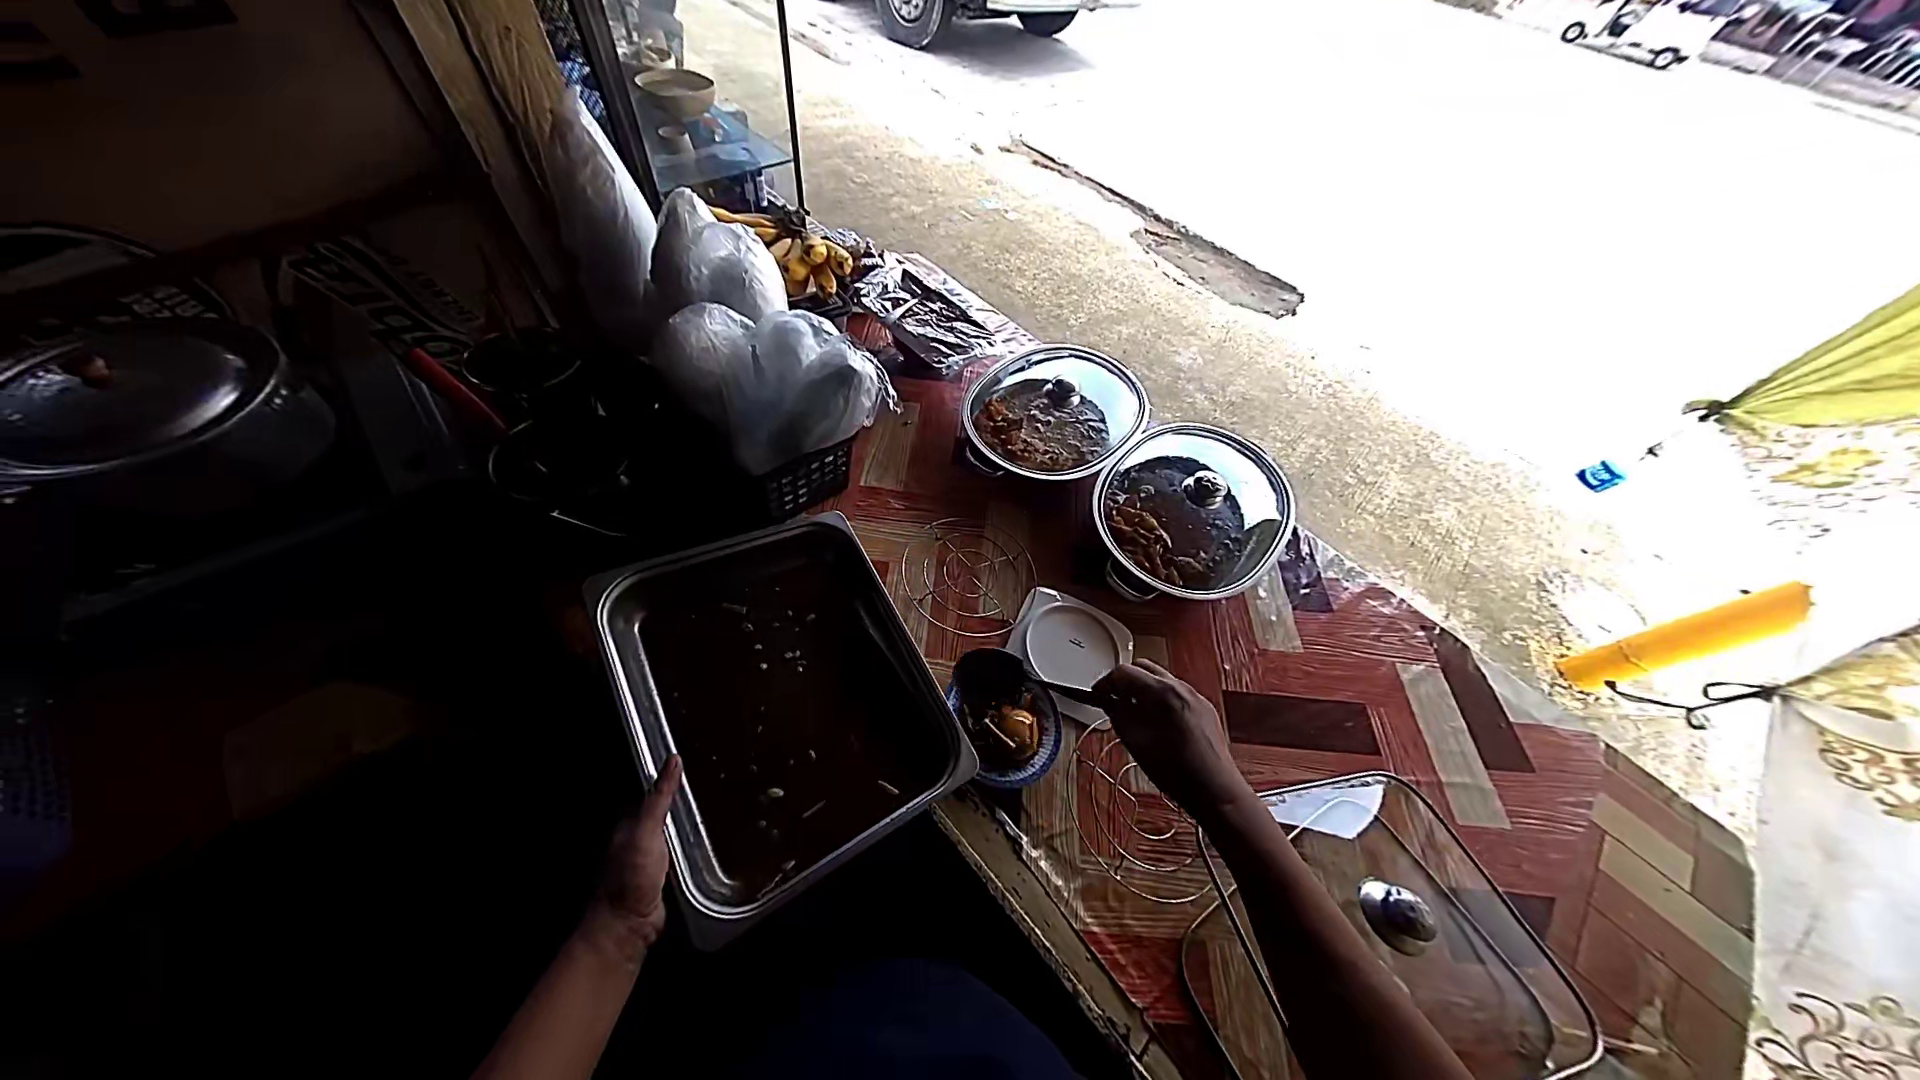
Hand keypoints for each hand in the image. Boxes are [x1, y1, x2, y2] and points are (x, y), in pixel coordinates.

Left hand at [589, 755, 682, 954]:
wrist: (628, 925)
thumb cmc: (630, 879)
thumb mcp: (647, 829)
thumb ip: (660, 797)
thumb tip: (672, 761)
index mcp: (629, 824)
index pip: (650, 792)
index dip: (666, 777)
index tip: (683, 761)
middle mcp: (637, 838)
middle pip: (659, 811)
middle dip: (676, 798)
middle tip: (700, 781)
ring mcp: (648, 857)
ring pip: (669, 831)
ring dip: (683, 822)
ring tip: (704, 805)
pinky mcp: (661, 874)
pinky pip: (677, 851)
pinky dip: (688, 844)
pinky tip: (699, 841)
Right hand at [1092, 661, 1247, 817]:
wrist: (1215, 791)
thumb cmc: (1176, 772)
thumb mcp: (1135, 741)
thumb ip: (1117, 713)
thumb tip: (1107, 700)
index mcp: (1162, 692)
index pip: (1124, 672)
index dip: (1105, 682)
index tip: (1097, 694)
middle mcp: (1181, 688)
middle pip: (1143, 667)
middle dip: (1125, 680)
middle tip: (1112, 699)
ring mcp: (1195, 697)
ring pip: (1160, 679)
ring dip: (1142, 689)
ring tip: (1132, 712)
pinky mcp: (1204, 708)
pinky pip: (1176, 693)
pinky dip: (1160, 699)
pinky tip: (1155, 722)